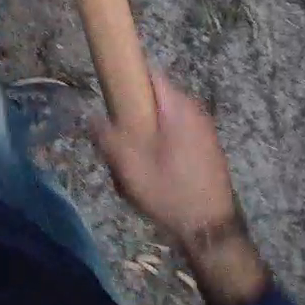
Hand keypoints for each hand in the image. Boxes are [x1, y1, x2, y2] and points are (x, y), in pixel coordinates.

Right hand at [94, 68, 269, 304]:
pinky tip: (155, 173)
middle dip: (135, 114)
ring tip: (135, 161)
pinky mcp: (209, 150)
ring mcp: (205, 131)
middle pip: (156, 98)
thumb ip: (107, 137)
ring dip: (149, 133)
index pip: (150, 73)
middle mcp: (195, 112)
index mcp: (178, 107)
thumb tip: (91, 117)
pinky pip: (179, 136)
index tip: (109, 92)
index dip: (128, 77)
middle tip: (119, 137)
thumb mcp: (130, 166)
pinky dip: (164, 146)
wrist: (212, 232)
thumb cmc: (170, 191)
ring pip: (166, 120)